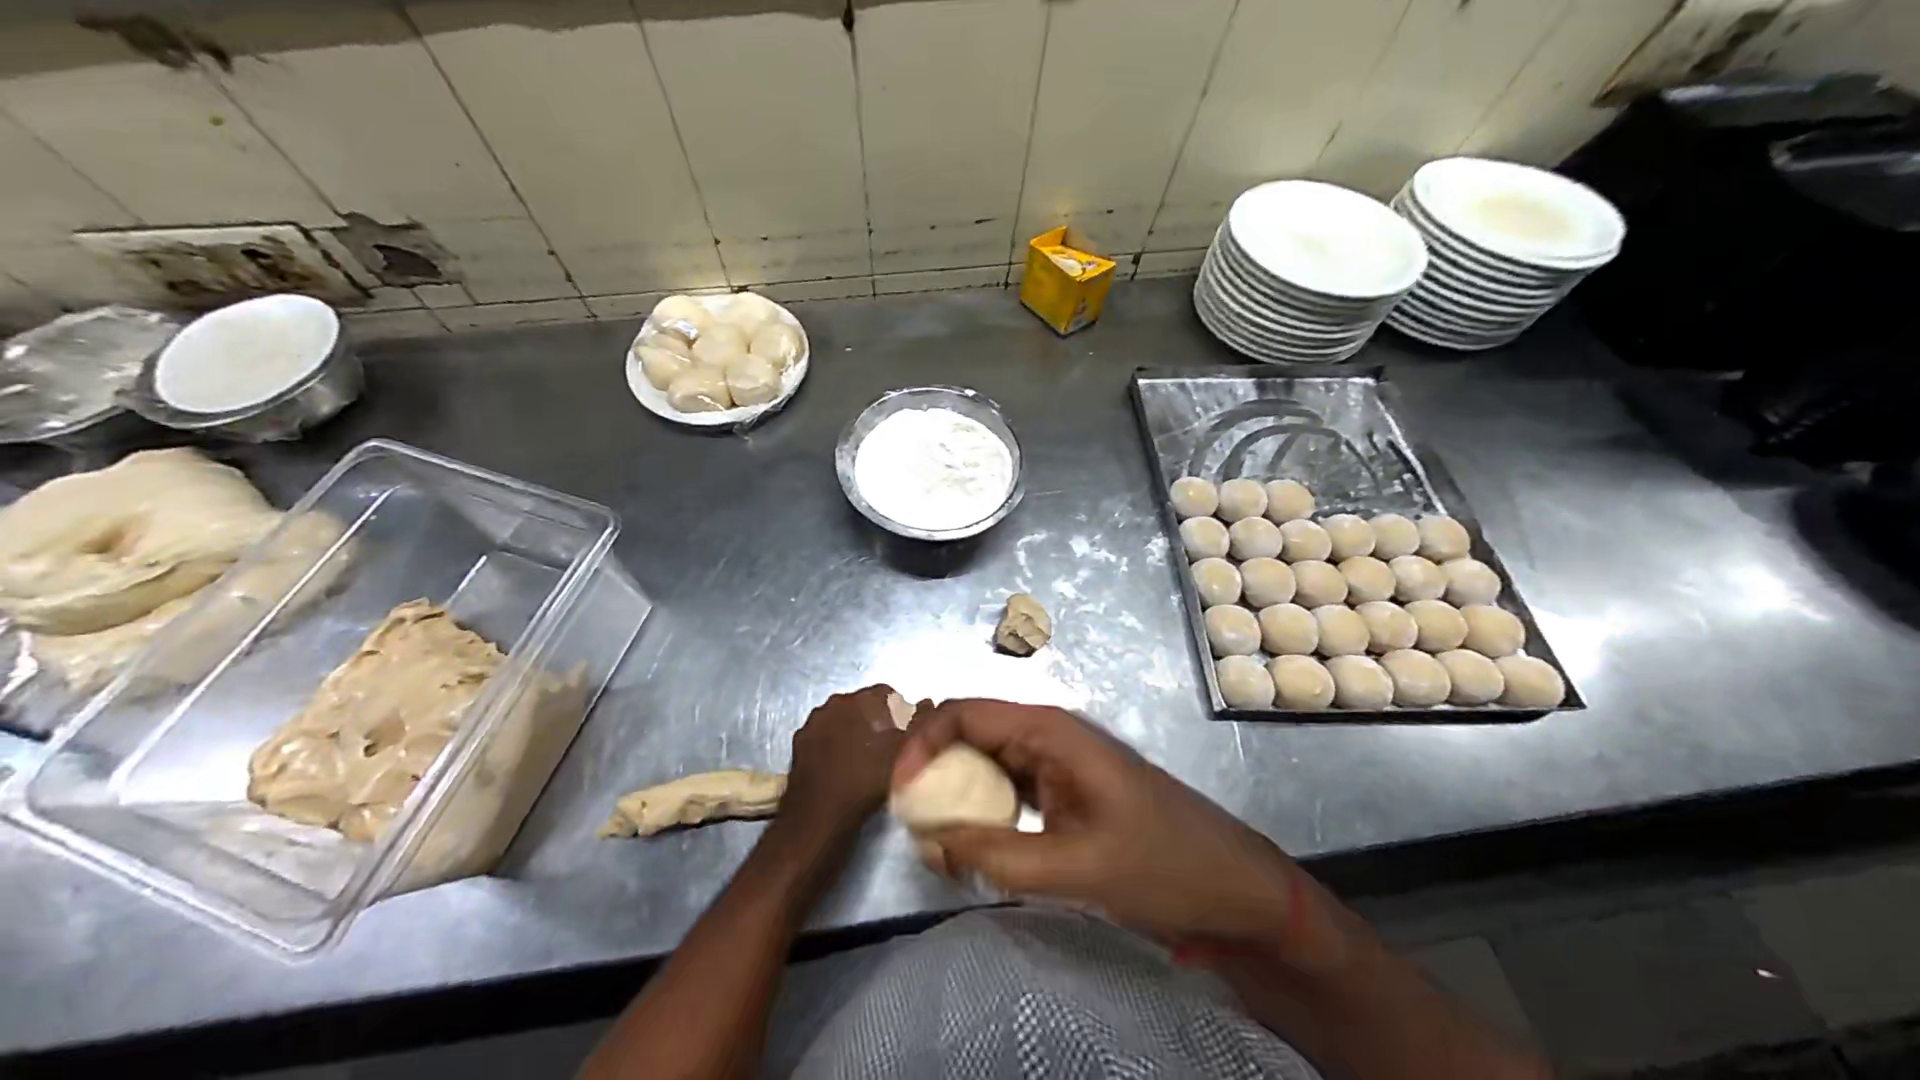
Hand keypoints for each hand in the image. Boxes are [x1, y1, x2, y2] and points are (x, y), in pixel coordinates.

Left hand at [780, 684, 906, 839]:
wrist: (821, 812)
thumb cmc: (868, 779)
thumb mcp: (905, 751)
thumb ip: (920, 722)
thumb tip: (929, 702)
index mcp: (863, 699)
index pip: (888, 693)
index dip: (899, 712)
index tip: (903, 735)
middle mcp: (836, 701)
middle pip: (863, 704)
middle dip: (874, 720)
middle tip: (884, 749)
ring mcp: (814, 721)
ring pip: (841, 719)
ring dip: (851, 731)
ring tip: (861, 760)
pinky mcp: (798, 742)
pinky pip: (823, 736)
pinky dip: (832, 745)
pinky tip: (839, 767)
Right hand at [895, 700, 1343, 969]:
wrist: (1233, 889)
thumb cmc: (1162, 867)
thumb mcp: (1073, 869)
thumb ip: (994, 854)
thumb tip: (928, 841)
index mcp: (1050, 732)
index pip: (964, 714)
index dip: (922, 744)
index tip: (899, 793)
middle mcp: (1048, 736)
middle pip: (969, 735)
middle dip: (933, 772)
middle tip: (911, 824)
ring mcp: (1056, 765)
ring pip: (984, 764)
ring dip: (954, 796)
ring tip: (934, 842)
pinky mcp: (1063, 794)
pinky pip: (1006, 791)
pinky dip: (980, 814)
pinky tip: (970, 848)